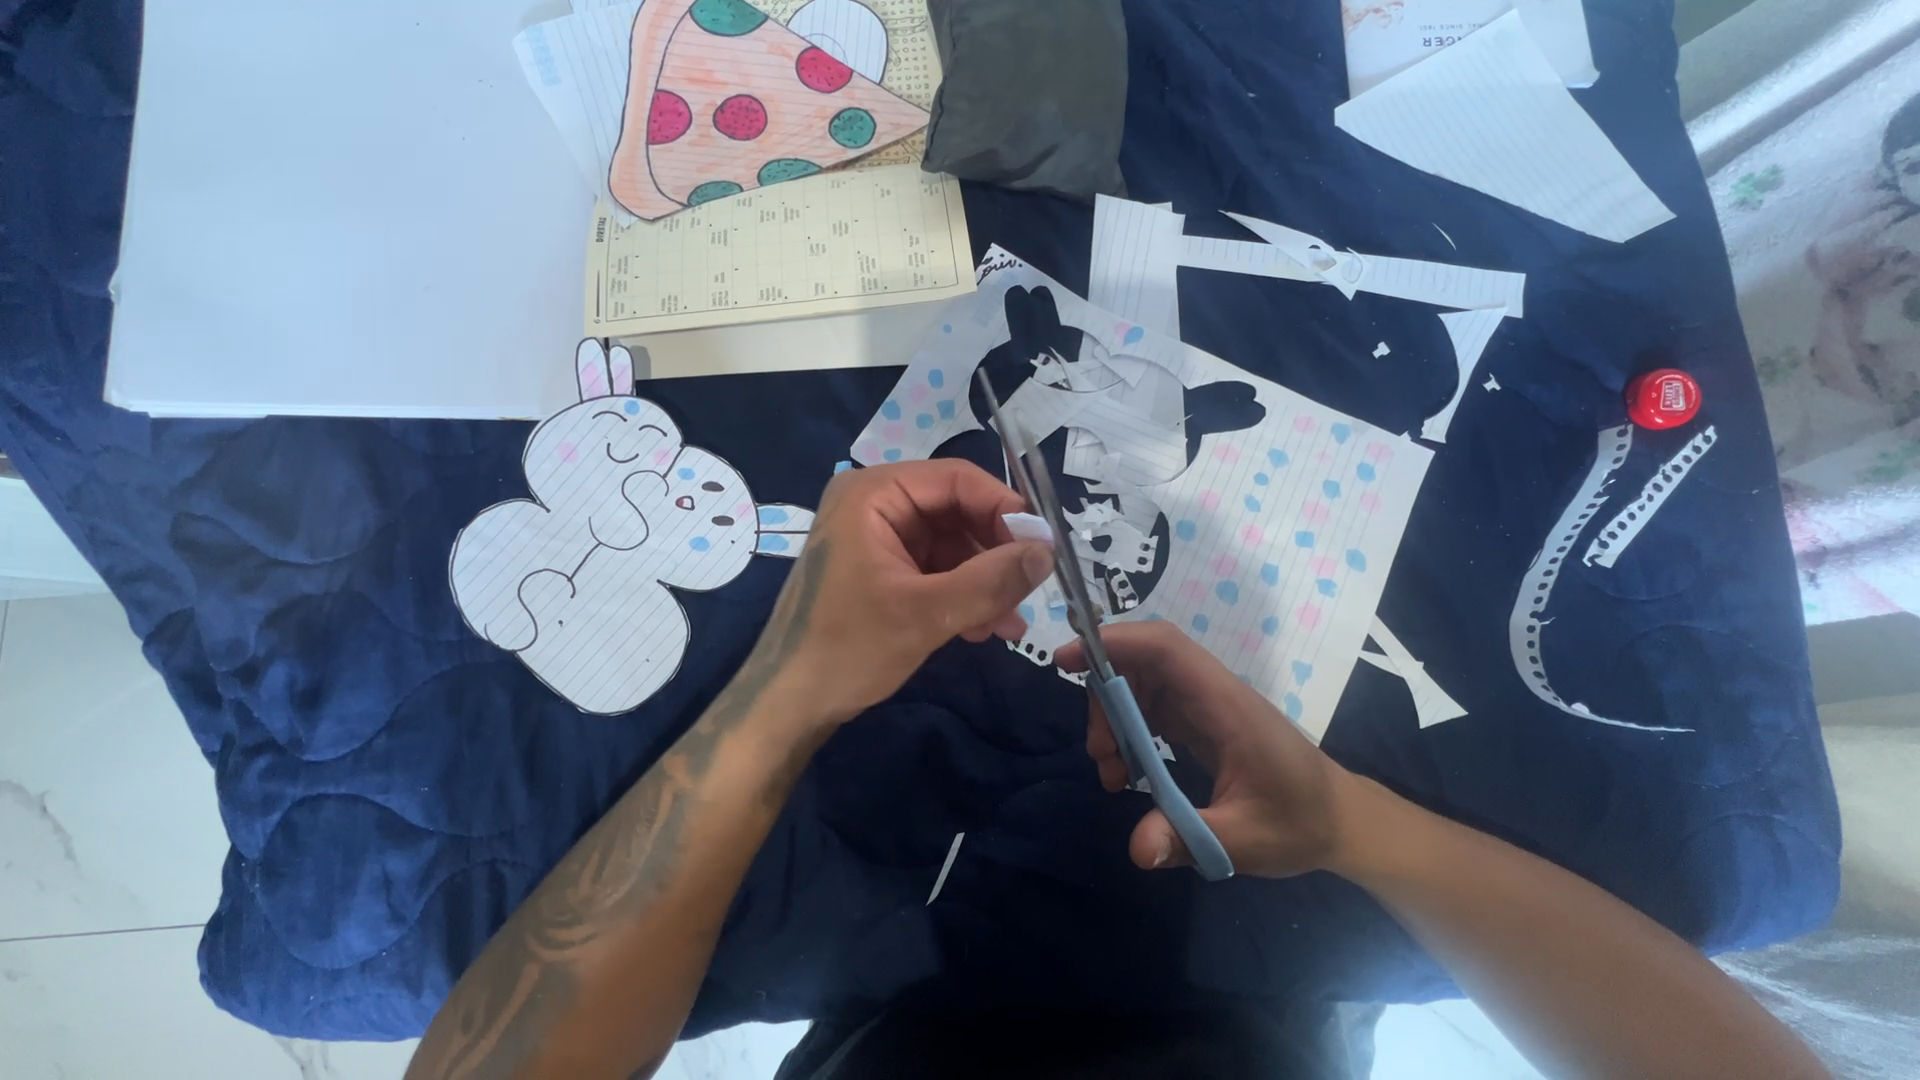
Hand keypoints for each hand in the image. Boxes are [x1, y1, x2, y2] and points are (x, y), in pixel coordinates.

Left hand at [746, 459, 1053, 730]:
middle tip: (1029, 589)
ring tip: (1009, 625)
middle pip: (956, 510)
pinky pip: (934, 569)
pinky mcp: (880, 569)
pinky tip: (984, 629)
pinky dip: (961, 595)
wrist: (788, 704)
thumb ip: (990, 580)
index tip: (1044, 548)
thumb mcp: (925, 615)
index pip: (957, 479)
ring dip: (983, 581)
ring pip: (951, 544)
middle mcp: (873, 504)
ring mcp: (875, 537)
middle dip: (995, 552)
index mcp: (872, 493)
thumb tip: (1048, 552)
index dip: (1005, 509)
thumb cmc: (847, 649)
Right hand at [1058, 620, 1352, 876]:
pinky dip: (1127, 731)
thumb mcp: (1246, 840)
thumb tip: (1136, 850)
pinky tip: (1126, 771)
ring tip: (1111, 772)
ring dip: (1113, 718)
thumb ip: (1188, 838)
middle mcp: (1211, 694)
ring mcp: (1205, 706)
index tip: (1068, 660)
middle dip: (1105, 695)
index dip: (1115, 643)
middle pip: (1143, 663)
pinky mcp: (1199, 722)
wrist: (1341, 822)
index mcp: (1225, 705)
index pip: (1166, 650)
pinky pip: (1150, 707)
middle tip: (1097, 752)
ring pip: (1142, 684)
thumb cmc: (1300, 821)